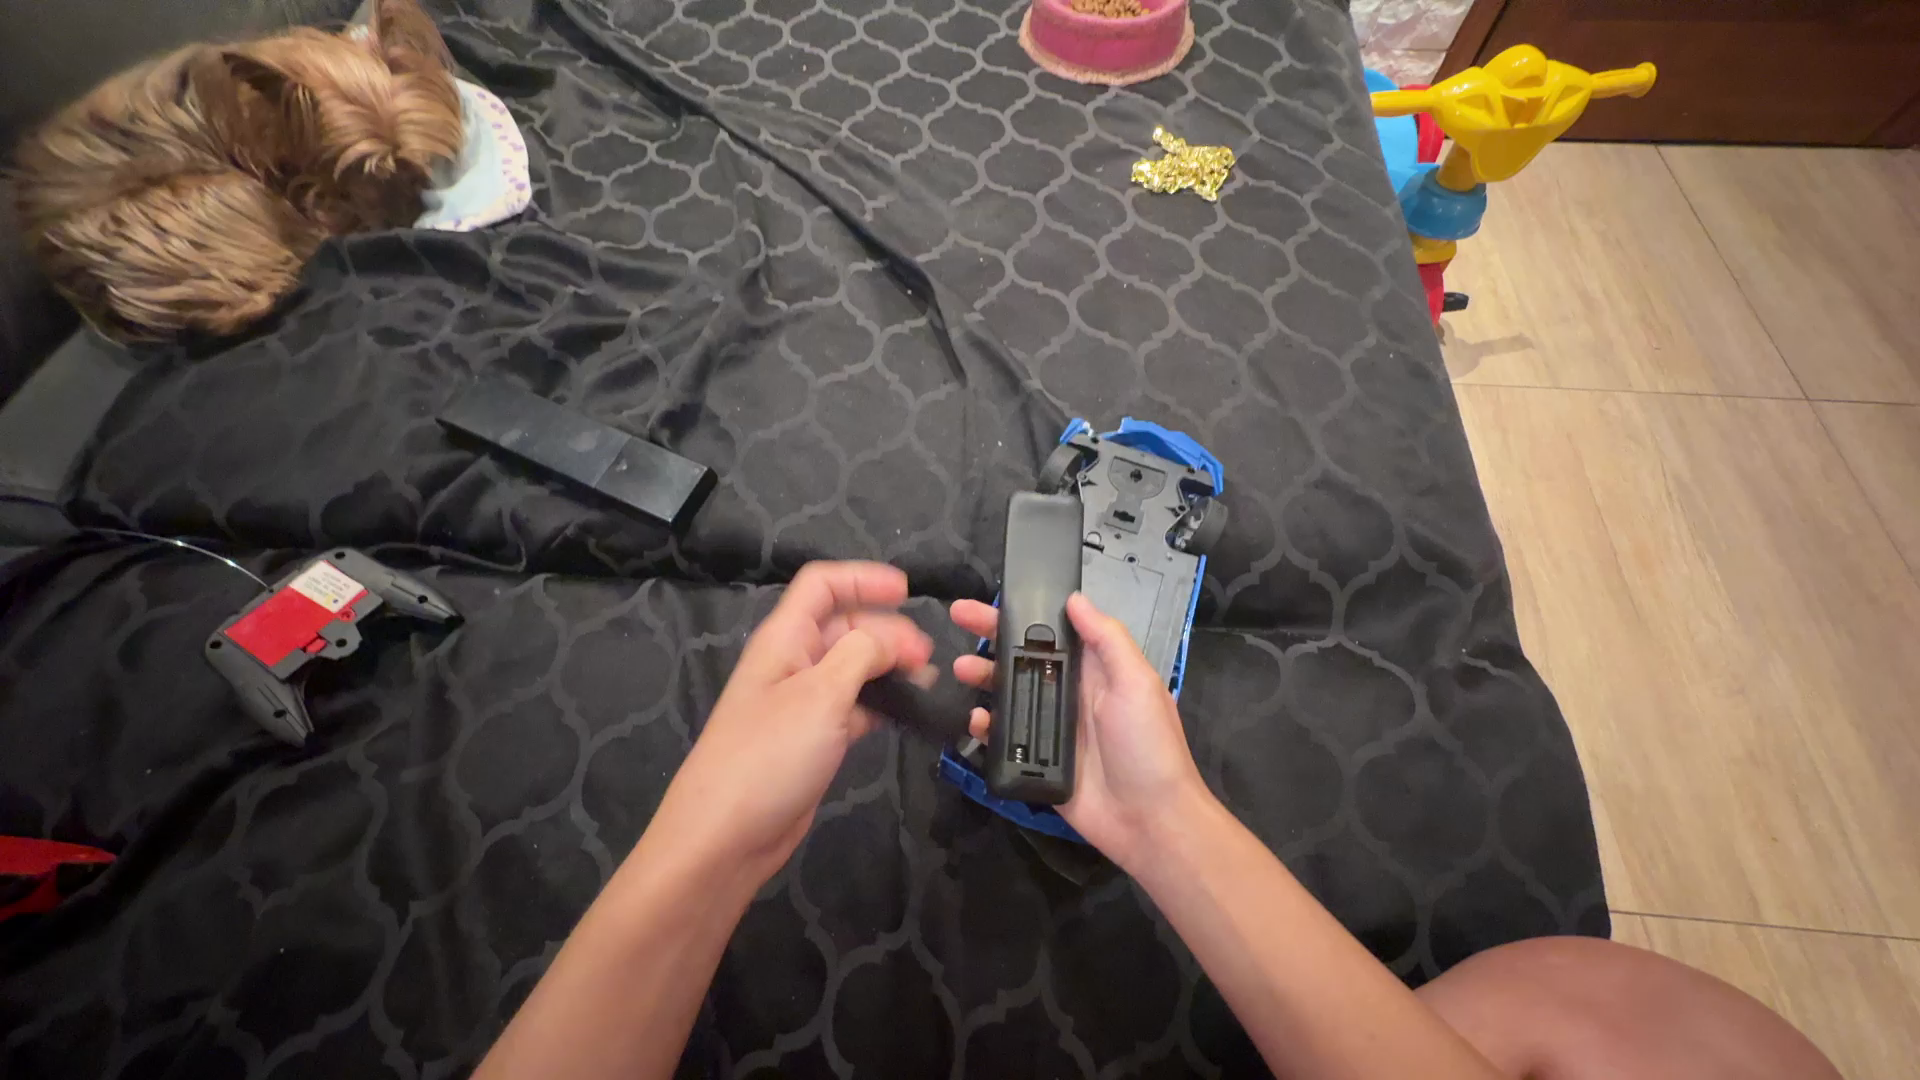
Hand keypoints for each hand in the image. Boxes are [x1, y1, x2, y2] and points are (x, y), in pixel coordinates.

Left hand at [649, 561, 933, 881]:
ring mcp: (804, 701)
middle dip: (887, 629)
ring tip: (926, 680)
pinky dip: (881, 702)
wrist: (725, 838)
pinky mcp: (815, 736)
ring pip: (854, 666)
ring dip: (889, 666)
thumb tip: (895, 637)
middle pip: (844, 624)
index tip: (907, 591)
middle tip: (926, 654)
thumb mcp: (821, 694)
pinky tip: (908, 712)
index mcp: (786, 637)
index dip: (863, 578)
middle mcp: (794, 661)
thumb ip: (862, 653)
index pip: (822, 585)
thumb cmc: (769, 755)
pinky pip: (854, 704)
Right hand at [950, 592, 1212, 869]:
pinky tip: (976, 720)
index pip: (1051, 633)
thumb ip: (1107, 639)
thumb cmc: (1148, 745)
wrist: (1150, 821)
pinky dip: (986, 726)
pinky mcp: (1037, 762)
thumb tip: (1074, 599)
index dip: (1022, 614)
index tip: (991, 598)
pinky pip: (1004, 739)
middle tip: (958, 616)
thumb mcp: (1136, 682)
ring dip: (983, 677)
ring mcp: (1051, 728)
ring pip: (1007, 694)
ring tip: (961, 668)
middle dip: (990, 636)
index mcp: (1093, 671)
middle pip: (1022, 658)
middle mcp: (1069, 694)